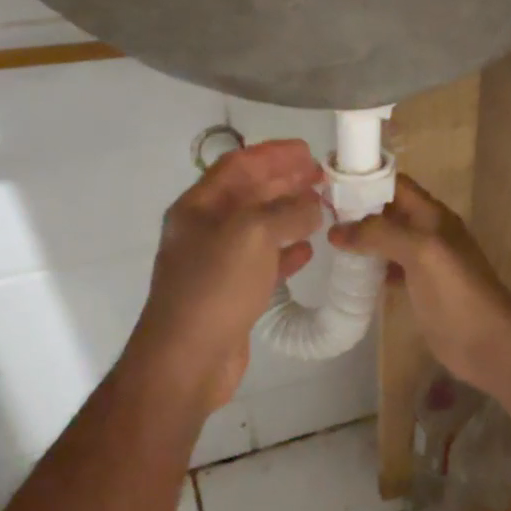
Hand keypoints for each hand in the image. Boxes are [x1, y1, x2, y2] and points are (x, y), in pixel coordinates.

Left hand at [128, 140, 324, 411]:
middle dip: (284, 182)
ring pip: (258, 228)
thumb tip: (313, 205)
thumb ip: (287, 212)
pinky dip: (285, 251)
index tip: (308, 150)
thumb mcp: (253, 235)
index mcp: (198, 206)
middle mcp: (204, 230)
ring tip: (323, 207)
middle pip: (248, 194)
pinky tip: (308, 250)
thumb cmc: (215, 287)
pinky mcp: (230, 294)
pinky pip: (262, 262)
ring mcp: (216, 263)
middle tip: (322, 176)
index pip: (238, 165)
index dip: (273, 154)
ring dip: (289, 215)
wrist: (187, 359)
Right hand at [329, 175, 510, 394]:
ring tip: (326, 243)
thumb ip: (380, 234)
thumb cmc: (456, 292)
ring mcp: (424, 262)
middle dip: (357, 210)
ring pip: (387, 240)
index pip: (396, 184)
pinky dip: (369, 267)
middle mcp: (428, 232)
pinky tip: (349, 274)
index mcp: (432, 215)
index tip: (329, 186)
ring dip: (361, 239)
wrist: (488, 343)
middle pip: (388, 211)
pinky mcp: (419, 288)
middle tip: (319, 217)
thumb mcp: (421, 252)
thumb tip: (336, 230)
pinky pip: (389, 268)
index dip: (366, 181)